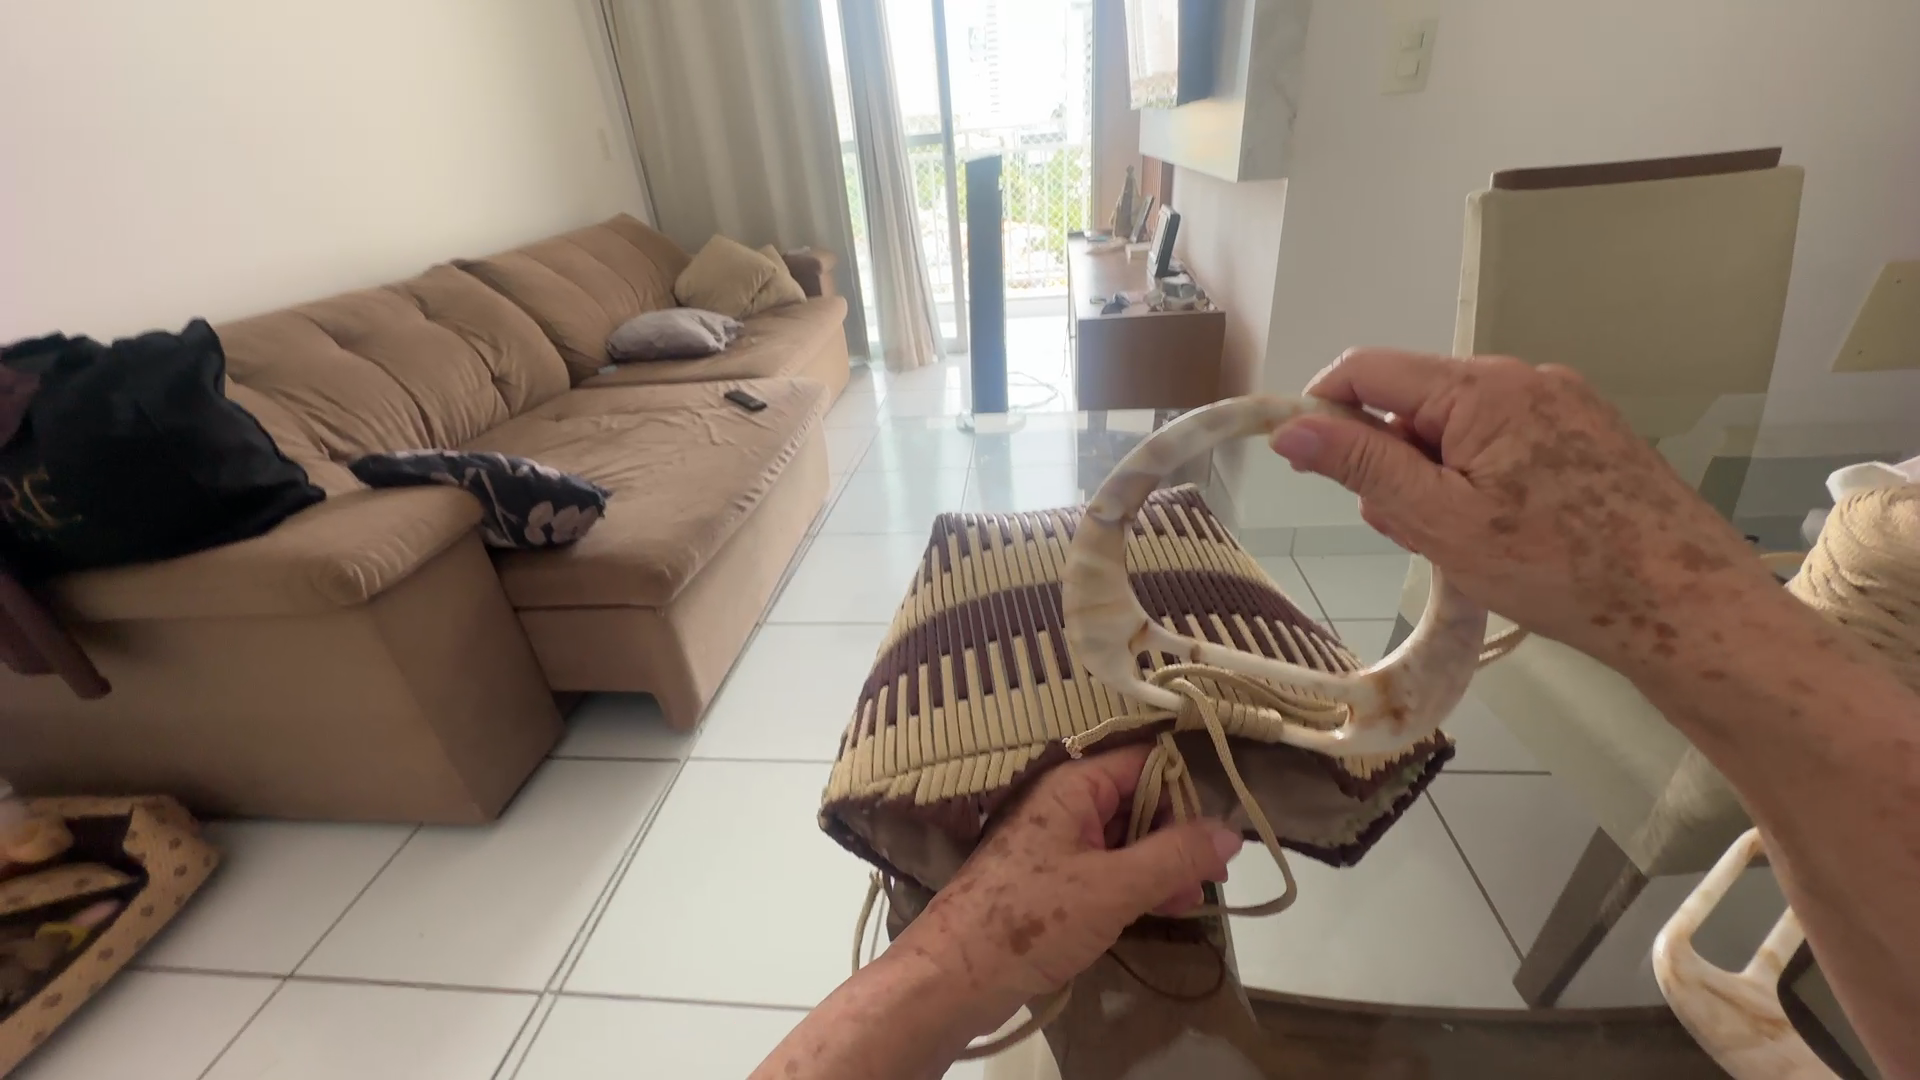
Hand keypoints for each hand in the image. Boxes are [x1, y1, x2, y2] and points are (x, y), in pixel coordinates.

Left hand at [890, 745, 1242, 1034]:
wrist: (959, 971)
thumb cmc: (1034, 917)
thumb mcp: (1114, 886)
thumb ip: (1174, 856)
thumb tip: (1231, 831)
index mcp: (1073, 785)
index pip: (1140, 761)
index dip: (1183, 784)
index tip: (1224, 817)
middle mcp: (1064, 802)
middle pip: (1134, 800)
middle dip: (1176, 832)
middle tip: (1217, 871)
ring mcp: (1057, 839)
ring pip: (1122, 836)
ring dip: (1160, 862)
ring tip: (1196, 897)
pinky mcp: (1052, 875)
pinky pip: (1105, 864)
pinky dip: (1135, 880)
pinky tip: (1167, 905)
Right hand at [1267, 348, 1777, 672]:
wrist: (1686, 610)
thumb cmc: (1554, 566)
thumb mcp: (1435, 517)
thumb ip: (1359, 463)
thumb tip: (1287, 428)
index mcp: (1482, 388)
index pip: (1365, 369)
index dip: (1320, 409)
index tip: (1305, 464)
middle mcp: (1521, 379)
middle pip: (1406, 403)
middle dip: (1384, 460)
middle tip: (1406, 524)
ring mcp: (1555, 404)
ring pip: (1444, 428)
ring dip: (1424, 477)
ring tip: (1453, 537)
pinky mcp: (1575, 433)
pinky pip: (1487, 442)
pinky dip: (1464, 480)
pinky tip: (1488, 527)